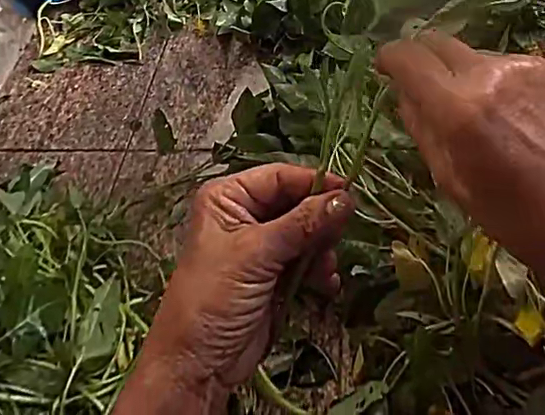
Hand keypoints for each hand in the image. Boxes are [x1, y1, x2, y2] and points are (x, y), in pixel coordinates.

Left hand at [115, 164, 353, 413]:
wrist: (197, 368)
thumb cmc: (213, 298)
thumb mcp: (257, 254)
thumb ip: (303, 224)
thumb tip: (344, 198)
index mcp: (229, 196)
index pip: (280, 177)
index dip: (313, 182)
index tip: (347, 190)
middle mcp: (245, 215)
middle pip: (296, 203)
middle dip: (320, 220)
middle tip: (340, 233)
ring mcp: (261, 246)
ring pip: (306, 232)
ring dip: (322, 249)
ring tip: (327, 268)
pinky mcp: (274, 275)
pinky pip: (306, 260)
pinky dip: (319, 270)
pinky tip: (326, 284)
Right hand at [376, 32, 544, 294]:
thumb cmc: (515, 217)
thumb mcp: (451, 181)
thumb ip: (420, 126)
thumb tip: (402, 92)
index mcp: (458, 108)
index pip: (407, 56)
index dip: (389, 57)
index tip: (385, 66)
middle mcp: (487, 74)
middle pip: (437, 40)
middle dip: (422, 57)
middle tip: (424, 83)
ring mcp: (522, 66)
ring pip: (472, 53)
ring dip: (463, 73)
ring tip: (480, 112)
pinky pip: (506, 64)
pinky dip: (498, 82)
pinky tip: (515, 116)